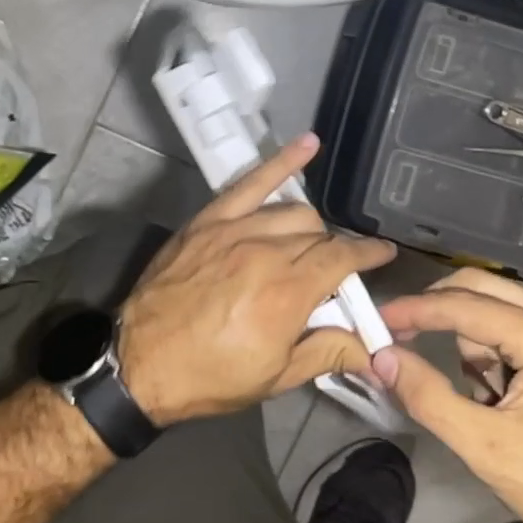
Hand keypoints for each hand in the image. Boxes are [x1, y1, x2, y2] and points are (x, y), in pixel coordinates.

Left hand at [117, 134, 396, 426]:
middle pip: (320, 236)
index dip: (369, 255)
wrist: (139, 365)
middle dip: (335, 254)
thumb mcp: (275, 377)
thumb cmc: (211, 377)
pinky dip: (281, 162)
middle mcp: (266, 252)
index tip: (383, 255)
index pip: (343, 259)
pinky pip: (251, 182)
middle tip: (334, 275)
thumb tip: (373, 346)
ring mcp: (235, 229)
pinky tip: (307, 144)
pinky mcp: (209, 220)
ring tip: (309, 246)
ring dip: (310, 228)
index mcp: (287, 293)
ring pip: (293, 212)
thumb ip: (329, 352)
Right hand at [372, 271, 522, 522]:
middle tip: (404, 342)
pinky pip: (514, 321)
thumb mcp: (482, 446)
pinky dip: (493, 346)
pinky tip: (501, 391)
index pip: (467, 306)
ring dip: (471, 339)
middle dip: (441, 317)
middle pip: (480, 289)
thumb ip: (427, 395)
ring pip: (495, 305)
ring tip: (484, 397)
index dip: (416, 309)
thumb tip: (381, 356)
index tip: (377, 319)